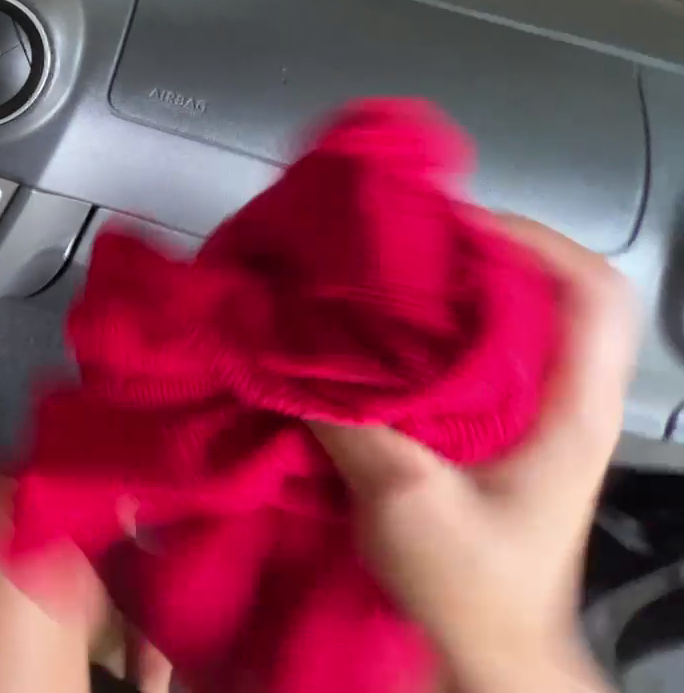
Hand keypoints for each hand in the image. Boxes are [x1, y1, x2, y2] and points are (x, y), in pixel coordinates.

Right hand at [312, 214, 635, 692]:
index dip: (529, 240)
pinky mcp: (474, 427)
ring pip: (489, 321)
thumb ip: (348, 417)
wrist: (483, 644)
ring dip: (429, 289)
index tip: (440, 222)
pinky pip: (449, 355)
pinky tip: (350, 332)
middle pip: (536, 292)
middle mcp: (549, 397)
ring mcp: (515, 413)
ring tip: (355, 275)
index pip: (588, 295)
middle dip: (460, 252)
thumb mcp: (405, 495)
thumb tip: (277, 352)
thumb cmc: (468, 575)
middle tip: (377, 240)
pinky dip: (405, 329)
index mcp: (565, 408)